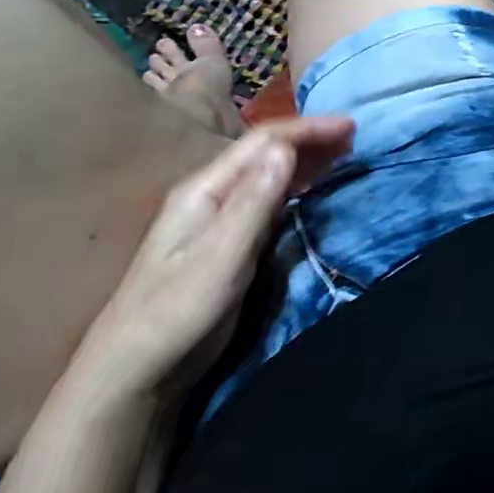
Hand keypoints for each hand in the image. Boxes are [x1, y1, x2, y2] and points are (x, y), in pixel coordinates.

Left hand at [66, 116, 354, 405]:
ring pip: (270, 174)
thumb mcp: (221, 257)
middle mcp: (213, 194)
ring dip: (307, 159)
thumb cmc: (178, 311)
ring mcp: (220, 218)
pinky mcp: (231, 241)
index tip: (351, 126)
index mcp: (205, 189)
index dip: (308, 130)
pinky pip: (271, 199)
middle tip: (354, 136)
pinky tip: (314, 188)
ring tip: (344, 153)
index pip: (263, 142)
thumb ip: (254, 203)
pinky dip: (298, 186)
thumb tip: (285, 149)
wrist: (139, 366)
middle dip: (311, 139)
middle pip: (267, 152)